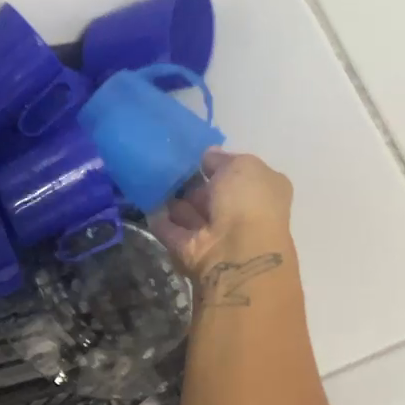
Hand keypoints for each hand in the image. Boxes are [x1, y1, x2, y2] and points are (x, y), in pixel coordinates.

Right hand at [150, 149, 294, 279]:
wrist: (234, 250)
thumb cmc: (247, 201)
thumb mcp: (241, 166)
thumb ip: (221, 159)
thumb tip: (207, 154)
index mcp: (259, 188)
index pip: (235, 172)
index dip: (216, 164)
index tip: (194, 155)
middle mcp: (237, 210)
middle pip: (209, 192)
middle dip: (190, 181)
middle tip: (167, 165)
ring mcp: (210, 231)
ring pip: (188, 211)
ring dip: (172, 198)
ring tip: (151, 179)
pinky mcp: (186, 248)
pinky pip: (169, 228)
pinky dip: (158, 217)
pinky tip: (145, 201)